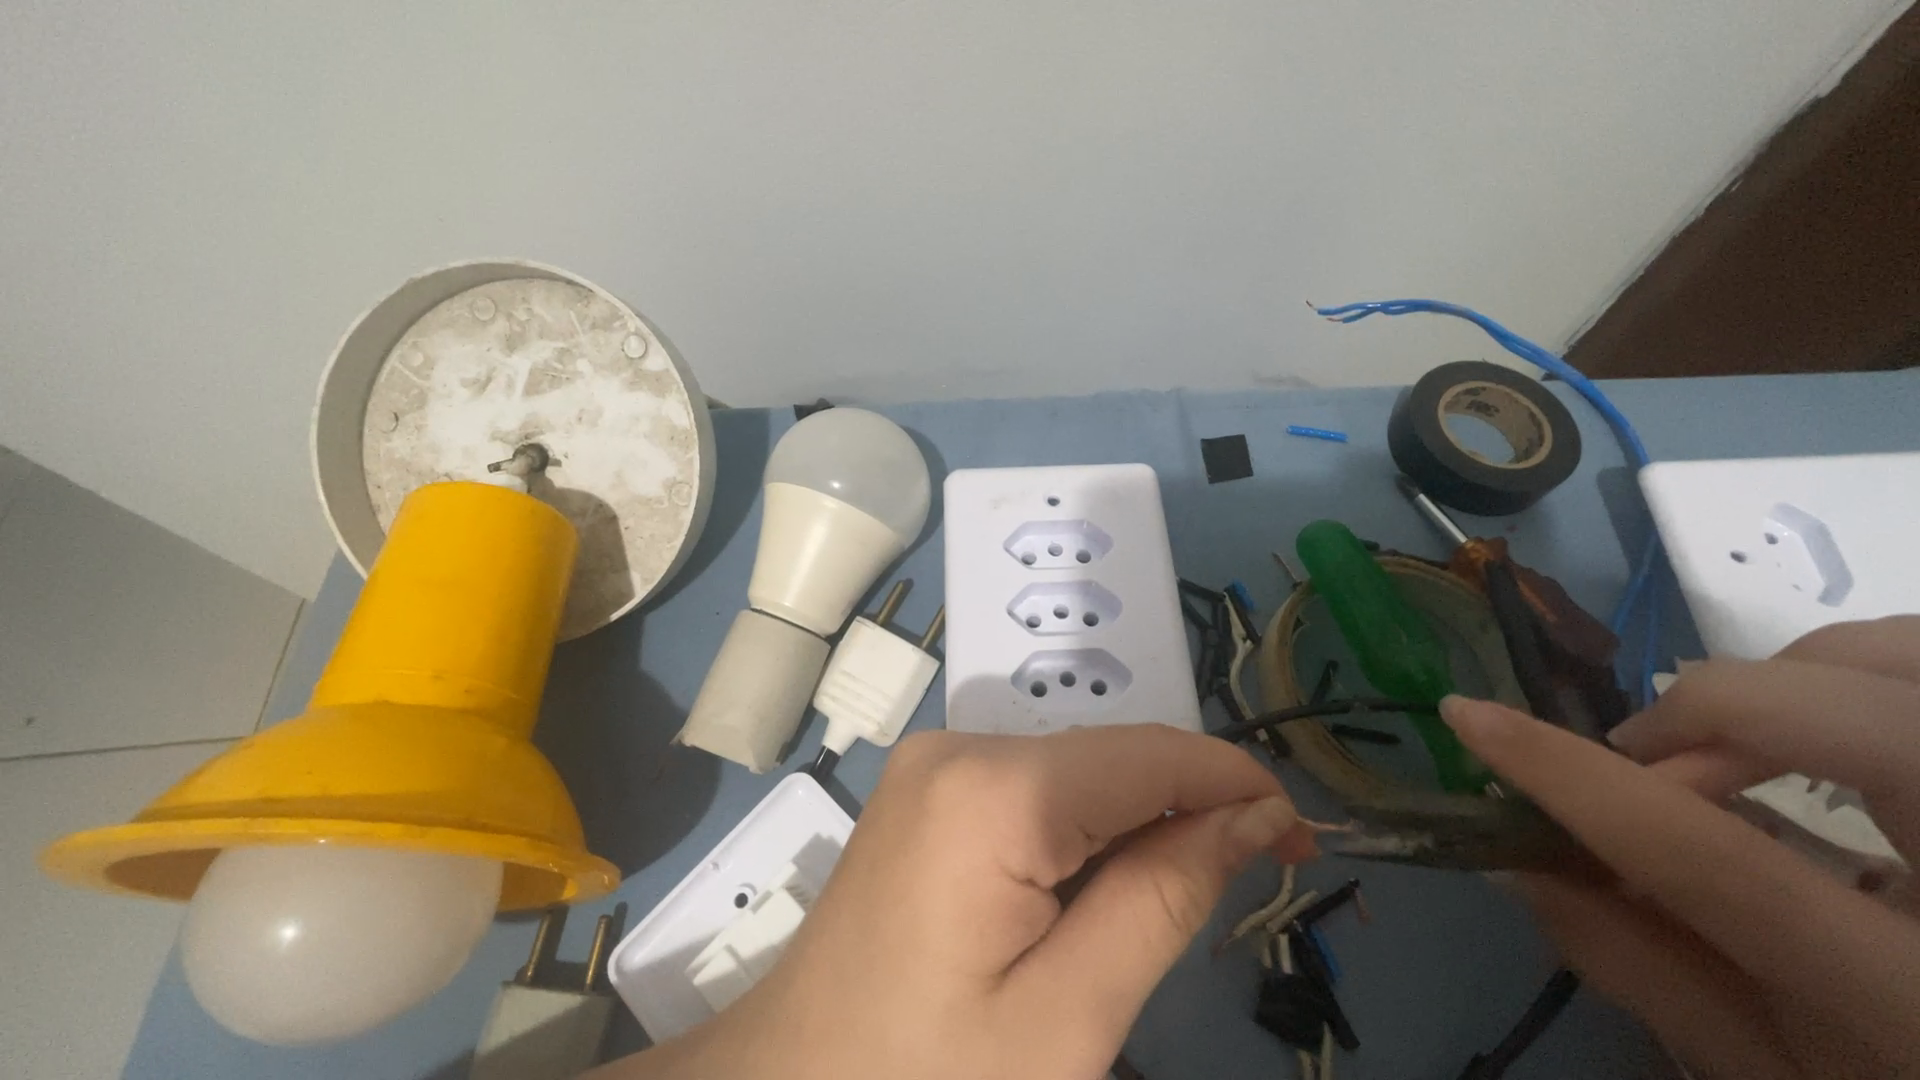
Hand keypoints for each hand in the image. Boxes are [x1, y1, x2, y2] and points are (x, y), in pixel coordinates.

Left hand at [595, 724, 1314, 1079]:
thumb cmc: (928, 1073)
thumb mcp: (1070, 1011)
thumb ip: (1165, 895)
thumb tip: (1252, 816)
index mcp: (995, 787)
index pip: (1149, 753)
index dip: (1235, 785)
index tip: (1300, 838)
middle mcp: (960, 744)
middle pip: (1111, 757)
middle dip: (1188, 806)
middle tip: (1253, 875)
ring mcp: (935, 761)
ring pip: (1077, 770)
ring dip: (1138, 820)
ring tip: (1176, 893)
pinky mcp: (928, 788)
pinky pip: (1034, 786)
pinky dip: (1085, 826)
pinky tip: (1099, 885)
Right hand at [1440, 616, 1919, 1078]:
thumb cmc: (1892, 1075)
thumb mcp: (1770, 1064)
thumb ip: (1643, 966)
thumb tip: (1516, 861)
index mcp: (1913, 1006)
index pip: (1714, 865)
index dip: (1574, 776)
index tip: (1469, 715)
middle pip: (1849, 720)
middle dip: (1708, 708)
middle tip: (1652, 756)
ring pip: (1897, 660)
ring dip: (1780, 678)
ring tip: (1734, 740)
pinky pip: (1919, 665)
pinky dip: (1838, 674)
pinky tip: (1806, 735)